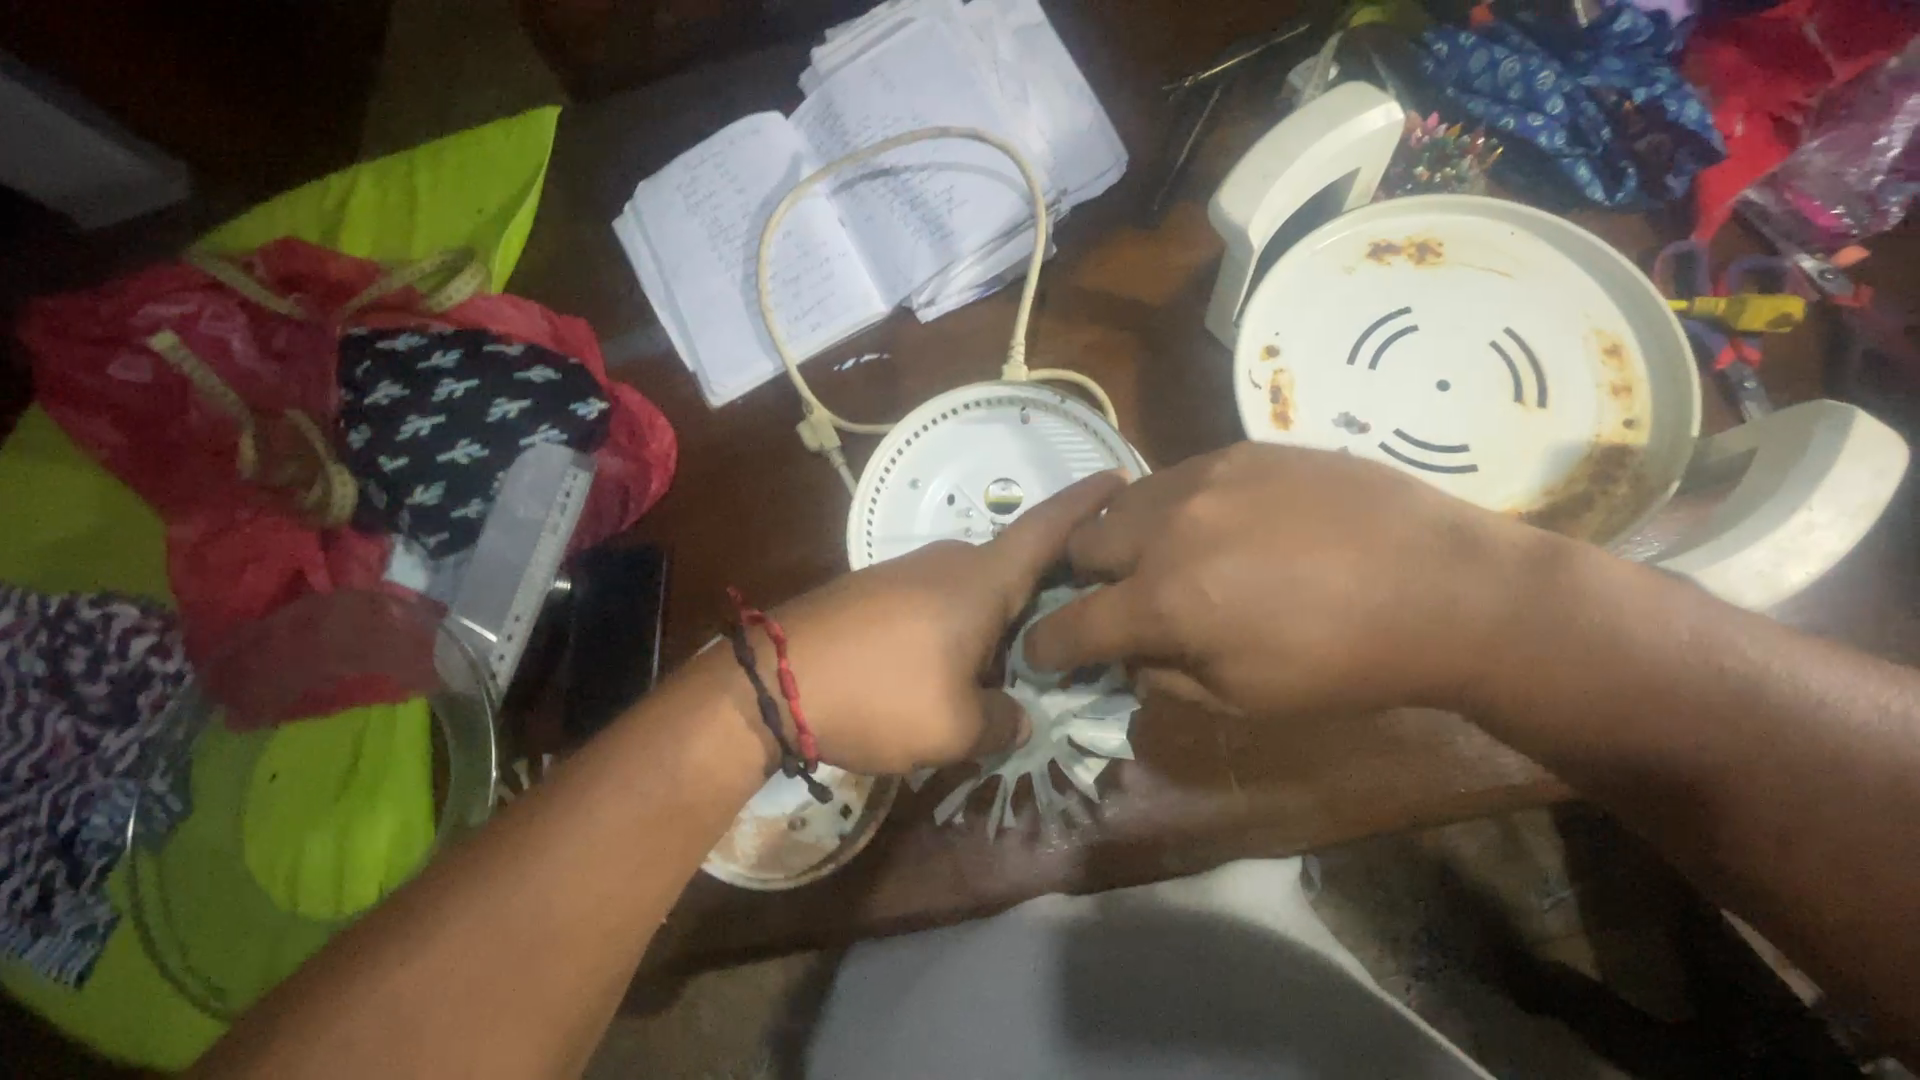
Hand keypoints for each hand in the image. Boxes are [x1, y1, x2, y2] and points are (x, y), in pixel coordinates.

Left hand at [764, 471, 1125, 773]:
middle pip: (1013, 570)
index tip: (1120, 476)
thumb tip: (1019, 717)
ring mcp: (905, 571)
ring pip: (972, 593)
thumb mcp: (956, 729)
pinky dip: (955, 630)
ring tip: (999, 675)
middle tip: (1065, 636)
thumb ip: (1003, 722)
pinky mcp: (872, 591)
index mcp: (982, 580)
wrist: (771, 682)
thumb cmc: (880, 695)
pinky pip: (935, 604)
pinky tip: (944, 672)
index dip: (1087, 504)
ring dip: (993, 626)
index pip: (1048, 528)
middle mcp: (948, 561)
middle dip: (1043, 598)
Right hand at [1022, 443, 1554, 718]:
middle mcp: (1169, 528)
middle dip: (1085, 578)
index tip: (1040, 651)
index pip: (1072, 623)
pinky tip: (1219, 525)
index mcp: (1167, 601)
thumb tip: (1126, 657)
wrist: (1449, 588)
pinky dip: (1175, 508)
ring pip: (1124, 501)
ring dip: (1126, 536)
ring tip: (1167, 556)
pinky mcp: (1242, 449)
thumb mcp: (1244, 698)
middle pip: (1081, 543)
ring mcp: (1205, 477)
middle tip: (1118, 596)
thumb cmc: (1346, 664)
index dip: (1047, 644)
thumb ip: (1164, 677)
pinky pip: (1177, 476)